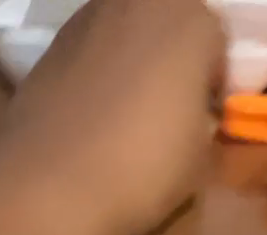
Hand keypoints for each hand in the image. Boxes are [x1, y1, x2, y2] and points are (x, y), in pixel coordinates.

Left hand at [0, 0, 225, 234]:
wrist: (49, 185)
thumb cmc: (140, 170)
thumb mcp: (198, 159)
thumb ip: (204, 122)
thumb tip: (192, 118)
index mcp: (189, 17)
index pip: (218, 45)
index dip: (212, 87)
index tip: (202, 123)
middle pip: (169, 24)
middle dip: (172, 62)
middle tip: (167, 113)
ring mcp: (88, 16)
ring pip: (126, 34)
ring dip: (132, 64)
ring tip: (125, 117)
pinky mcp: (50, 44)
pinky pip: (89, 55)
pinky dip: (95, 76)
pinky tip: (90, 120)